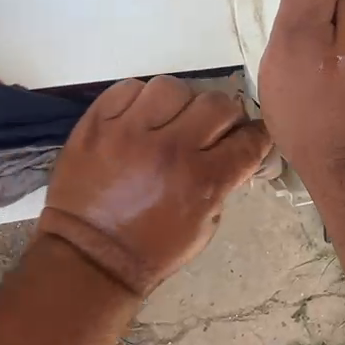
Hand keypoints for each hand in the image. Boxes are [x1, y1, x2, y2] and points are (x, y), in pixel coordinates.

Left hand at [38, 76, 272, 296]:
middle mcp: (170, 148)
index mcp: (203, 180)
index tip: (250, 136)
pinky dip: (139, 99)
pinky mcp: (97, 122)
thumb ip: (223, 182)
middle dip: (223, 116)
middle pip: (217, 103)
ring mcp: (130, 131)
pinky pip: (128, 88)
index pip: (249, 138)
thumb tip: (235, 150)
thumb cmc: (151, 250)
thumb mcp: (204, 225)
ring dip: (180, 103)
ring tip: (170, 121)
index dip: (256, 135)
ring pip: (173, 87)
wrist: (88, 257)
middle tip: (211, 131)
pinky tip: (139, 118)